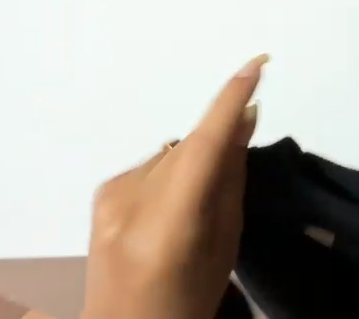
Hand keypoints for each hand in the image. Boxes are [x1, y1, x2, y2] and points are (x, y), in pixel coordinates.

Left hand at [83, 55, 265, 318]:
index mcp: (167, 225)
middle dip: (216, 149)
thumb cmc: (188, 300)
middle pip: (190, 147)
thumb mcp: (224, 244)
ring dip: (191, 165)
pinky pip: (152, 164)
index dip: (230, 101)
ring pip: (173, 153)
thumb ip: (231, 176)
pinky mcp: (100, 193)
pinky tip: (163, 213)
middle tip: (223, 190)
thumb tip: (244, 117)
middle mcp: (131, 203)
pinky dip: (169, 175)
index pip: (204, 146)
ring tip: (189, 212)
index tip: (257, 63)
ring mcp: (109, 197)